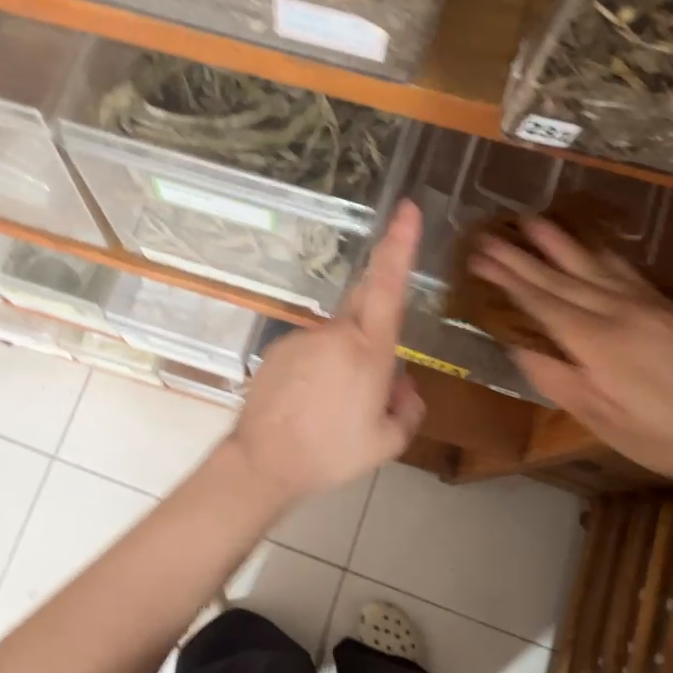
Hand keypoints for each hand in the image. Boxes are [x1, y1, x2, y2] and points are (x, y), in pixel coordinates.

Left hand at [229, 202, 427, 505]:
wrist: (264, 463)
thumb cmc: (331, 454)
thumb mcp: (387, 441)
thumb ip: (407, 406)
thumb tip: (401, 383)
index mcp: (369, 351)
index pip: (388, 286)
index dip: (399, 244)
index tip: (407, 209)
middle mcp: (335, 334)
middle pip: (364, 307)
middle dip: (376, 324)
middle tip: (373, 375)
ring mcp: (302, 338)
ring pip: (337, 338)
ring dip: (344, 361)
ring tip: (333, 410)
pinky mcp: (278, 349)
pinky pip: (310, 351)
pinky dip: (317, 370)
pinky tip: (309, 406)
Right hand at [471, 217, 672, 488]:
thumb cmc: (661, 438)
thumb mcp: (598, 418)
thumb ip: (555, 377)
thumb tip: (517, 345)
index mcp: (594, 343)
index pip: (540, 303)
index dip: (507, 280)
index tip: (479, 259)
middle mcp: (617, 313)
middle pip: (560, 279)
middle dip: (522, 257)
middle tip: (490, 236)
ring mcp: (646, 306)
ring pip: (593, 267)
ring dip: (560, 244)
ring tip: (533, 221)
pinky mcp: (668, 308)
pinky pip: (626, 272)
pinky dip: (602, 255)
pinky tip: (590, 245)